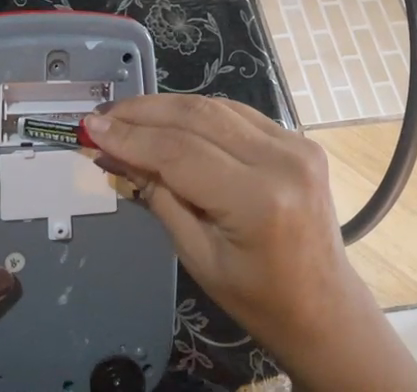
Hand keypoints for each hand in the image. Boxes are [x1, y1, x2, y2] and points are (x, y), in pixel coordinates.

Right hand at [83, 95, 416, 391]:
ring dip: (165, 108)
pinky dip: (196, 113)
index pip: (179, 152)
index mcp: (258, 200)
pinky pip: (235, 113)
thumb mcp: (197, 256)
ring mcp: (295, 144)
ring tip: (126, 115)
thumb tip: (114, 153)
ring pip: (213, 107)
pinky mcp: (298, 139)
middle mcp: (281, 160)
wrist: (327, 310)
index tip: (90, 127)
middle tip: (102, 117)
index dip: (130, 136)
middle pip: (196, 118)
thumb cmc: (259, 298)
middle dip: (142, 113)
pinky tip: (168, 119)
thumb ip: (158, 196)